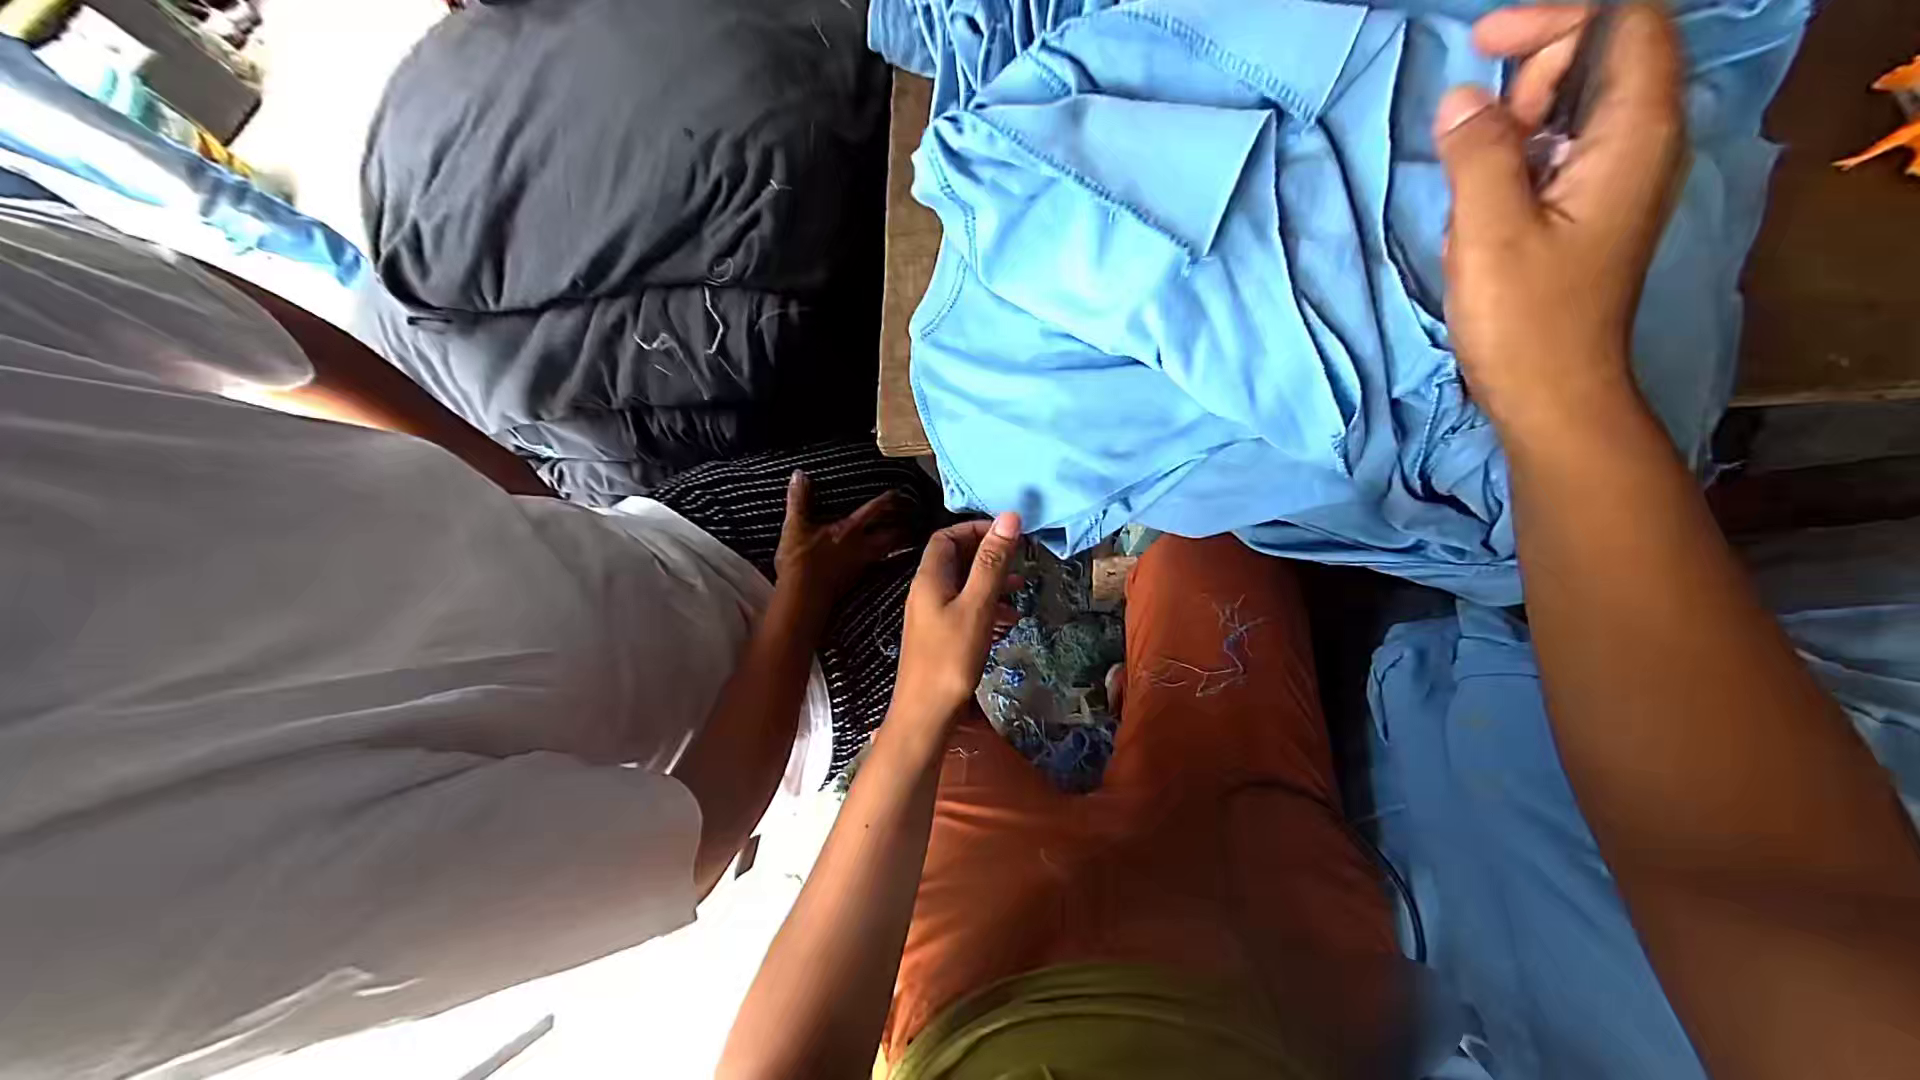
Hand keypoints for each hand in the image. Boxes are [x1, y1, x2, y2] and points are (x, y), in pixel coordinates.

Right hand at [774, 470, 908, 622]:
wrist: (802, 599)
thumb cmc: (801, 563)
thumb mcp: (795, 526)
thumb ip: (799, 498)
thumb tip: (799, 474)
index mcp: (851, 529)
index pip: (876, 509)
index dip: (889, 499)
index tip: (899, 492)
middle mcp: (863, 546)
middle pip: (894, 533)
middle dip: (905, 523)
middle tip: (915, 515)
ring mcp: (862, 564)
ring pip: (890, 551)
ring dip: (900, 542)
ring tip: (909, 535)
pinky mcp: (857, 579)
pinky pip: (880, 565)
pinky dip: (888, 558)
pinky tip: (886, 558)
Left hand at [889, 513, 1022, 728]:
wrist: (926, 715)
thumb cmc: (951, 658)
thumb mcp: (977, 605)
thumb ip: (992, 562)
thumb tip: (1009, 517)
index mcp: (929, 578)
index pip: (947, 536)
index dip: (975, 529)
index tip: (1007, 534)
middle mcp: (926, 592)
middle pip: (955, 559)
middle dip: (988, 555)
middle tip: (1019, 559)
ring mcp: (931, 616)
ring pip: (963, 586)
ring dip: (991, 582)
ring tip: (1020, 588)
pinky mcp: (940, 637)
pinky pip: (965, 609)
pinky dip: (987, 607)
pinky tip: (1008, 619)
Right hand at [1436, 3, 1685, 435]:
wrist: (1550, 390)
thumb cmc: (1524, 317)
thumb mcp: (1489, 232)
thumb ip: (1478, 155)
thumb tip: (1459, 101)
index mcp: (1635, 138)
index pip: (1625, 26)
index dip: (1557, 17)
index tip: (1481, 44)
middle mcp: (1641, 146)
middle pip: (1603, 60)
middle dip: (1531, 70)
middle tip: (1469, 126)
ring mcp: (1615, 181)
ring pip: (1576, 109)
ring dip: (1518, 118)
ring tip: (1468, 165)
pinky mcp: (1586, 212)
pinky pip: (1559, 153)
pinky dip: (1518, 152)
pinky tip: (1481, 190)